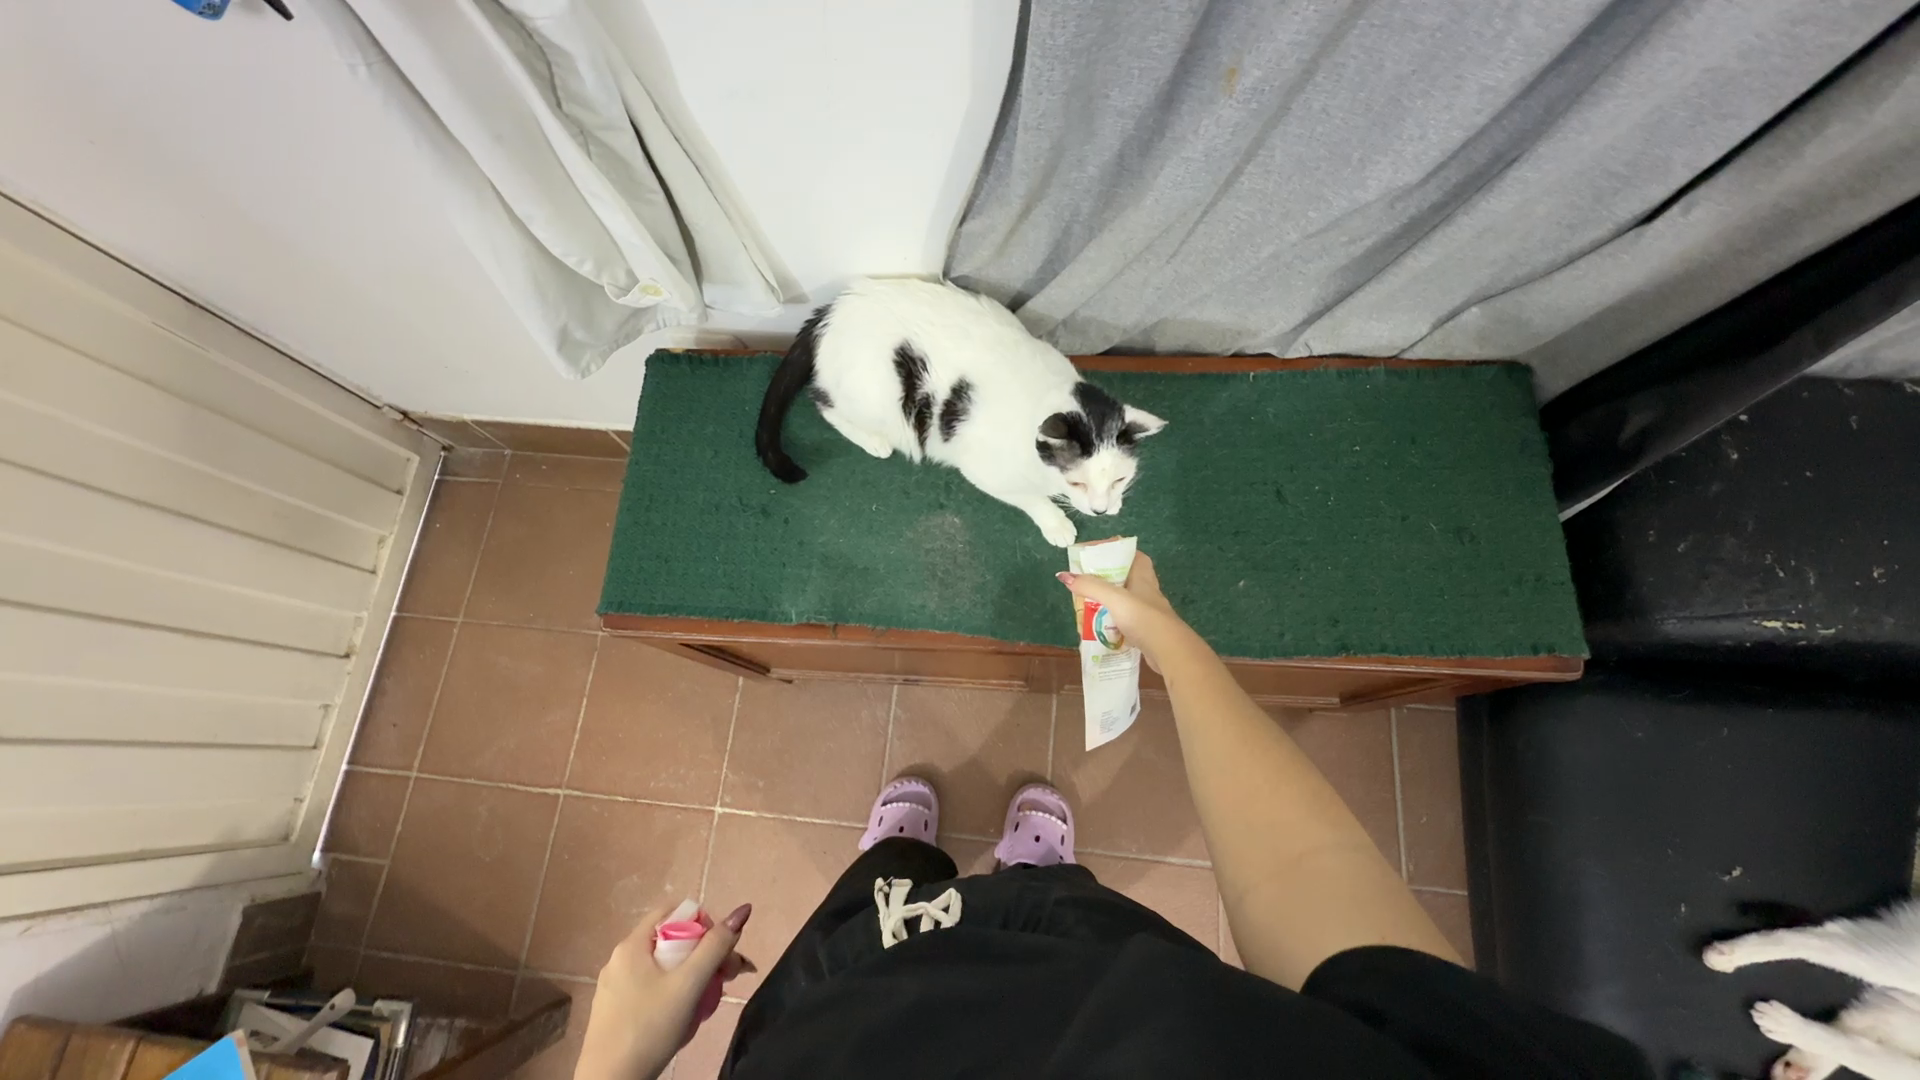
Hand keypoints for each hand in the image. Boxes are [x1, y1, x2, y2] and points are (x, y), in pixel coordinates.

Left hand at [573, 903, 753, 1079]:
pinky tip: (683, 1015)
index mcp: (632, 945)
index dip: (702, 924)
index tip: (719, 951)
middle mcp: (620, 959)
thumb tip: (743, 909)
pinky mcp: (614, 1011)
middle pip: (671, 940)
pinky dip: (672, 992)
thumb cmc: (649, 1029)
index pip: (674, 911)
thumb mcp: (689, 985)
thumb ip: (716, 946)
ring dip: (691, 974)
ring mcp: (614, 987)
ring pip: (663, 966)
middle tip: (727, 977)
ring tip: (709, 999)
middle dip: (703, 953)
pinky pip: (651, 987)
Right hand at [1056, 552, 1197, 670]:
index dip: (1115, 550)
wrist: (1169, 651)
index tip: (1094, 554)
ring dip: (1107, 600)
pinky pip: (1124, 619)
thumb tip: (1063, 575)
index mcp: (1143, 577)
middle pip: (1125, 577)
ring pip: (1124, 599)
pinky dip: (1111, 620)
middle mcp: (1146, 591)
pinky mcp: (1145, 629)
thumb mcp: (1114, 598)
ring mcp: (1146, 611)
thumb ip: (1090, 586)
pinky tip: (1099, 626)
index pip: (1132, 555)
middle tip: (1085, 580)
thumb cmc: (1144, 618)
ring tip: (1087, 603)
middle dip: (1105, 577)